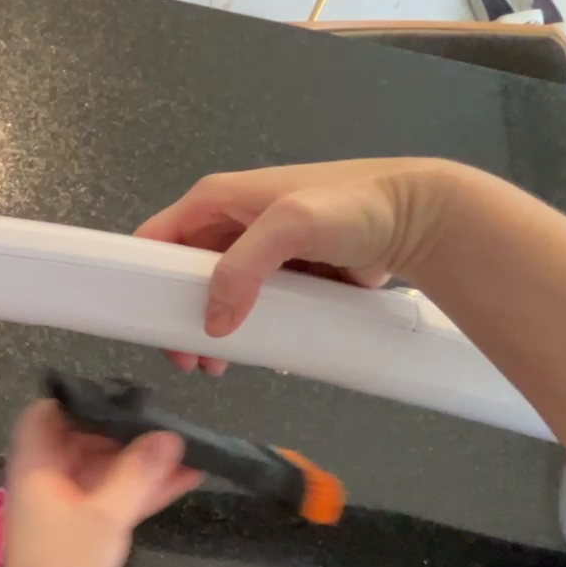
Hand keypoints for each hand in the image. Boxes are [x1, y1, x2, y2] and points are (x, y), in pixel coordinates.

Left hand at [0, 400, 200, 566]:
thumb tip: (169, 436)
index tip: (118, 397)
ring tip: (188, 447)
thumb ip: (138, 473)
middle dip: (123, 431)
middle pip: (82, 440)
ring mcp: (66, 506)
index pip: (44, 416)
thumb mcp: (105, 514)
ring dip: (141, 461)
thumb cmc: (64, 565)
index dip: (75, 402)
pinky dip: (145, 489)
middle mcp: (47, 480)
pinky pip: (115, 498)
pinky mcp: (84, 530)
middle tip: (165, 421)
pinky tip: (189, 478)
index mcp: (36, 467)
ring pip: (105, 471)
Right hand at [134, 158, 468, 374]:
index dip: (141, 279)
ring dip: (202, 332)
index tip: (144, 321)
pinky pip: (240, 305)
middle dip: (174, 318)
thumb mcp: (290, 224)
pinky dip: (233, 331)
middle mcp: (227, 222)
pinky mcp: (277, 274)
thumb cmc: (356, 208)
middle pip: (178, 276)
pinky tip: (239, 354)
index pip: (154, 239)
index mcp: (216, 200)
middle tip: (185, 357)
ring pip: (208, 296)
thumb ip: (242, 268)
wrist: (424, 219)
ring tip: (212, 366)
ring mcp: (253, 250)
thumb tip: (213, 326)